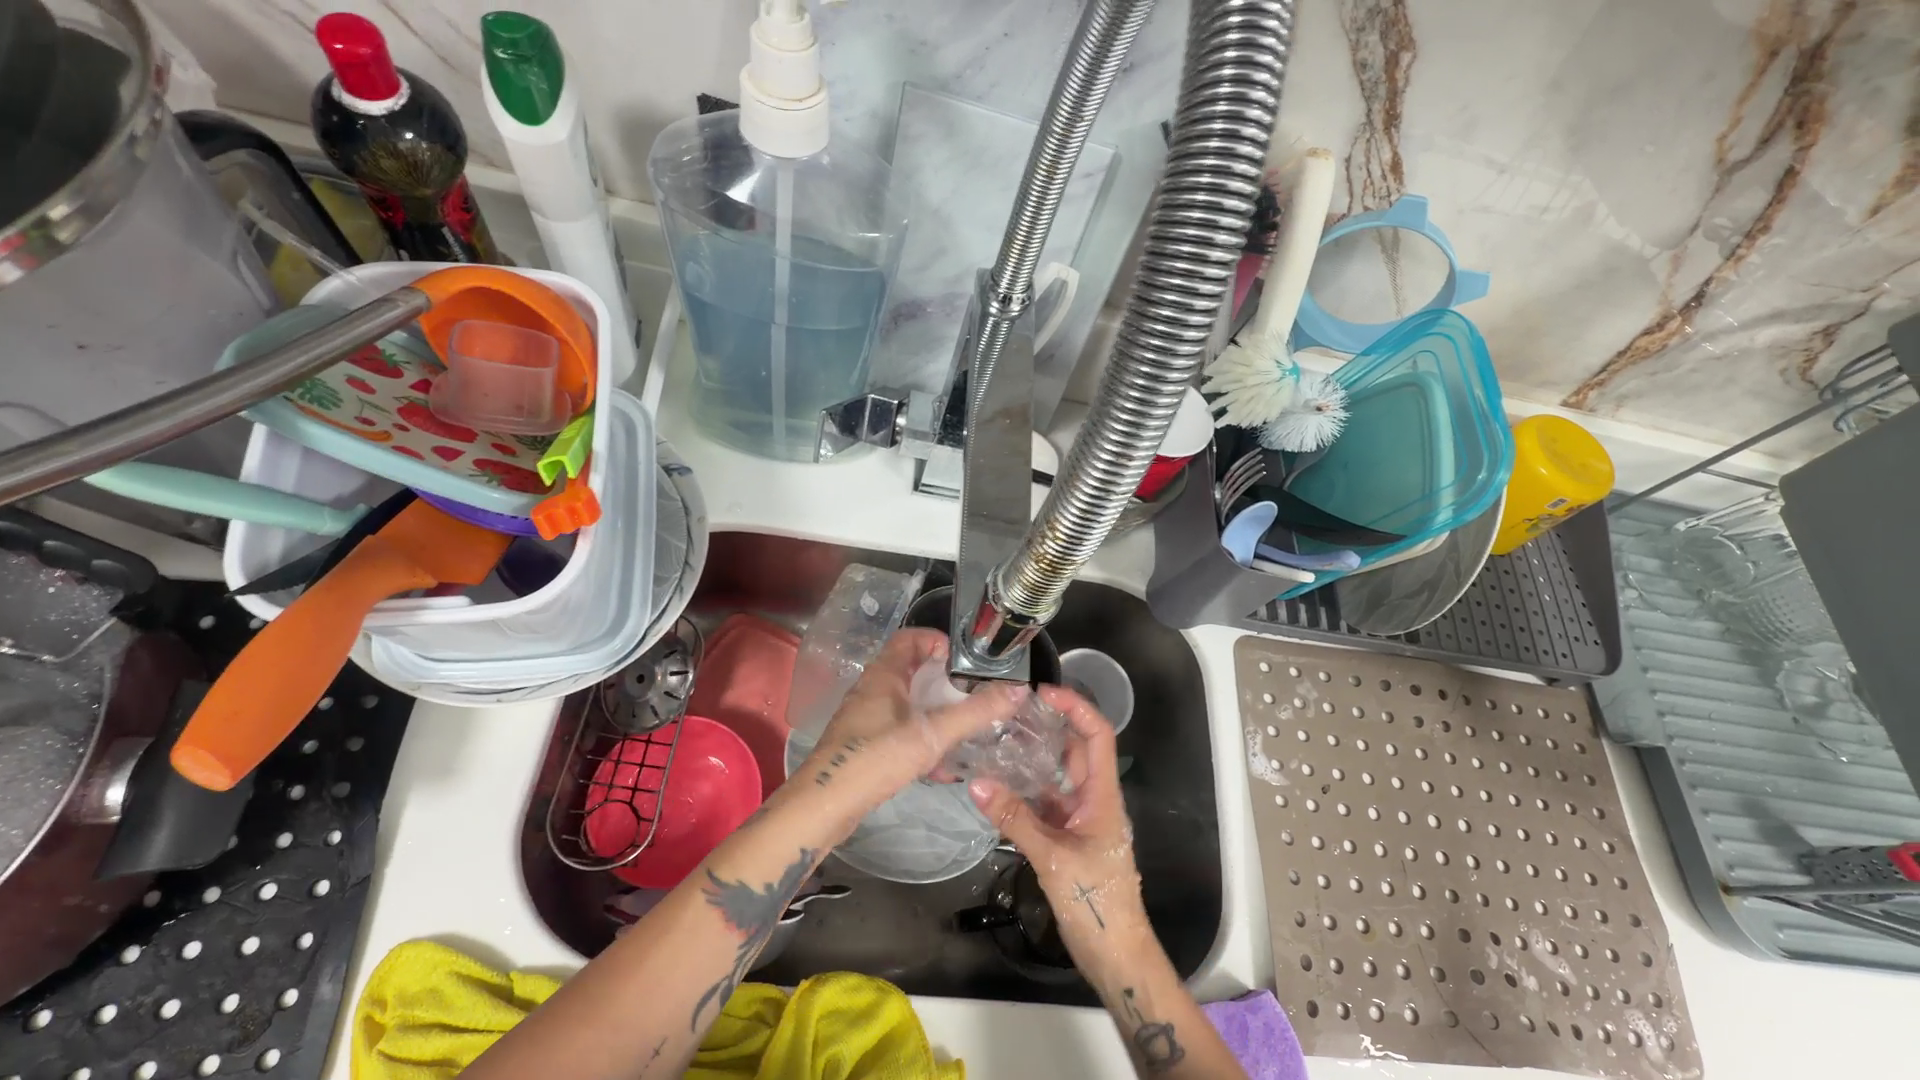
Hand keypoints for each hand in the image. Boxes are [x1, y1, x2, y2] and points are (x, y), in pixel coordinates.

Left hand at [793, 628, 1021, 831]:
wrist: (825, 805)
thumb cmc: (875, 758)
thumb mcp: (932, 734)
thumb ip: (975, 713)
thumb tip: (1018, 690)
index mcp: (883, 675)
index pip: (909, 638)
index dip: (937, 641)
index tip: (964, 661)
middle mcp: (872, 691)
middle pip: (912, 673)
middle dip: (944, 684)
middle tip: (972, 697)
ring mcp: (865, 719)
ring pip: (908, 707)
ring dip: (936, 716)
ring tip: (965, 733)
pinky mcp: (864, 747)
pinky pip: (900, 734)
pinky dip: (923, 743)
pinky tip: (943, 769)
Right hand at [967, 687, 1145, 944]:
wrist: (1115, 952)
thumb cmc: (1096, 900)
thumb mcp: (1052, 857)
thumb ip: (1014, 818)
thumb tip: (976, 783)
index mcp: (1103, 796)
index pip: (1098, 735)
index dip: (1075, 708)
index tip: (1043, 693)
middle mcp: (1094, 800)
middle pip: (1076, 751)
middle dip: (1049, 728)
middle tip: (1009, 713)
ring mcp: (1081, 820)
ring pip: (1058, 779)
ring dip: (1033, 761)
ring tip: (997, 742)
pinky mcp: (1068, 840)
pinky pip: (1046, 806)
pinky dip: (1025, 794)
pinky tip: (997, 788)